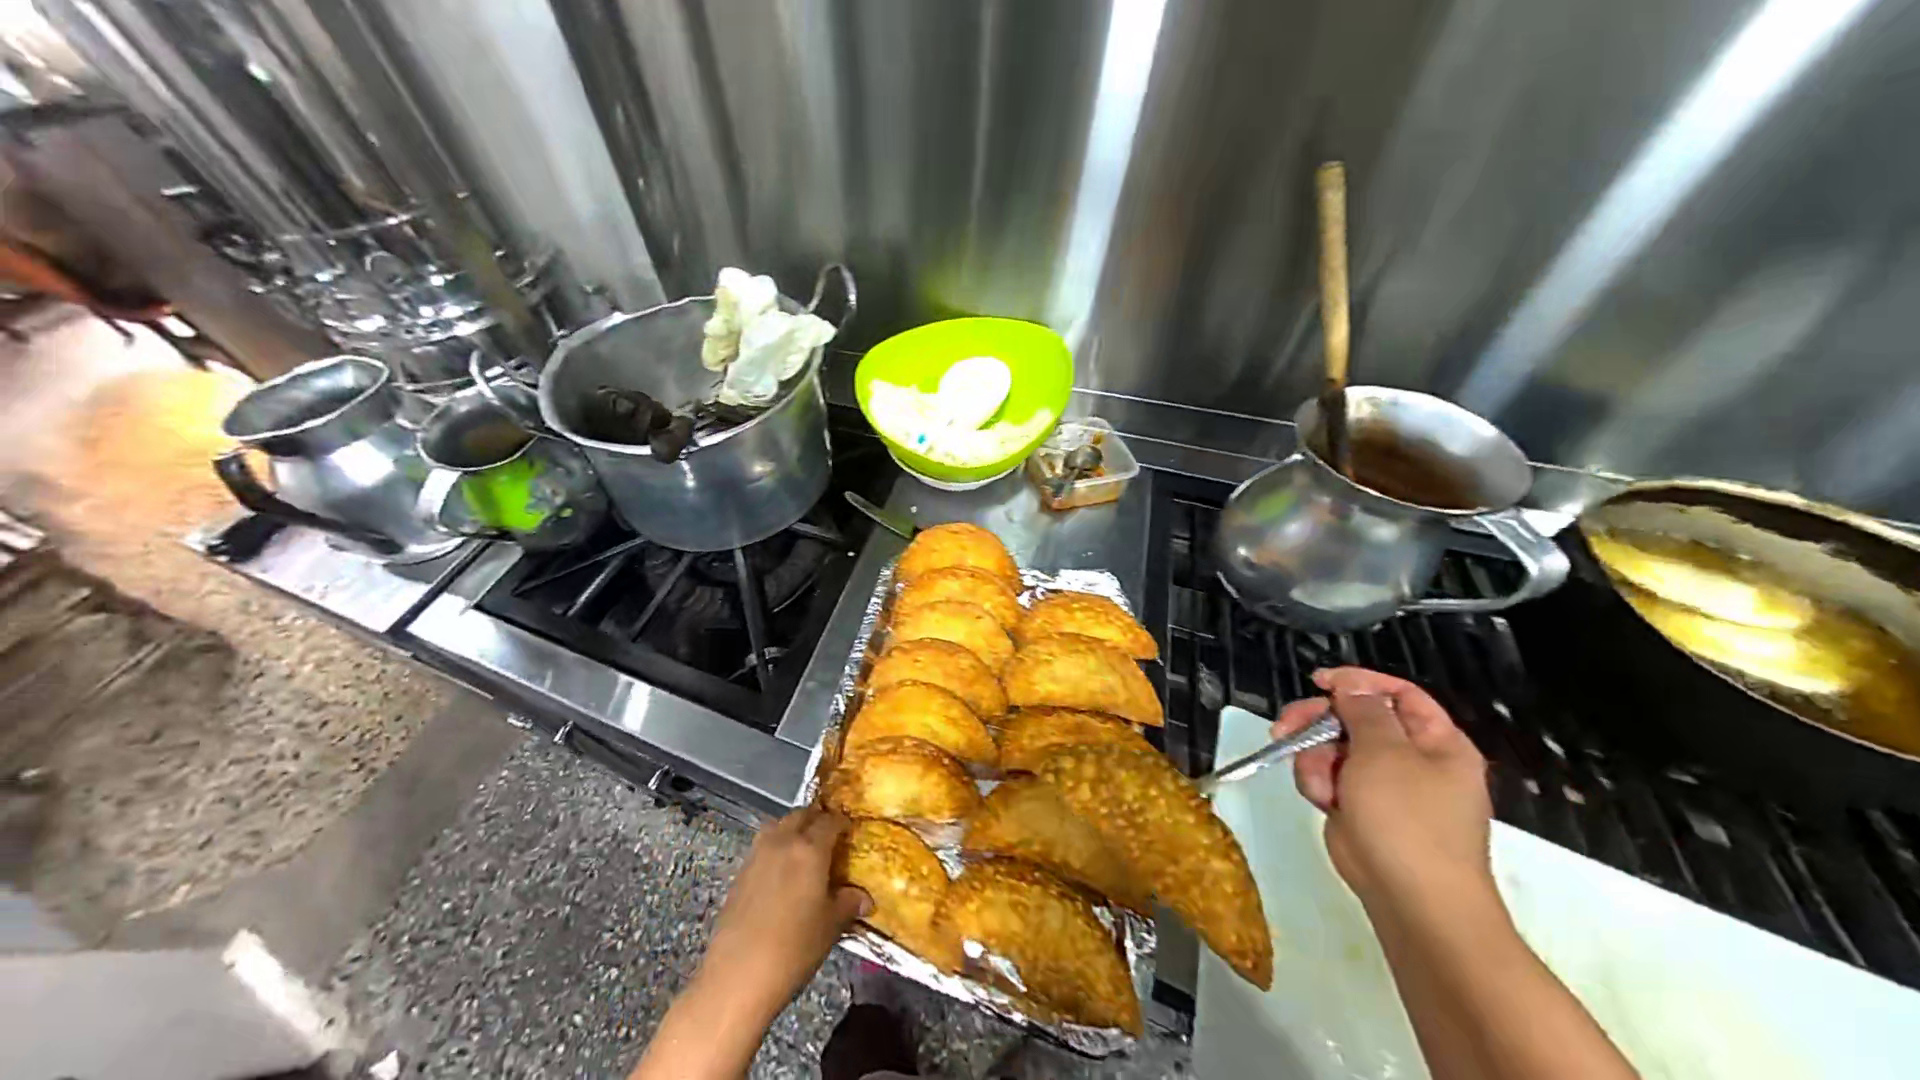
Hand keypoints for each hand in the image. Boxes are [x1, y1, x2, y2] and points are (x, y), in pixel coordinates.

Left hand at [694, 807, 871, 1021]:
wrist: (737, 975)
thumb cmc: (794, 947)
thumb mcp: (831, 925)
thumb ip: (848, 903)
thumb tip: (864, 897)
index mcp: (810, 849)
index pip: (830, 821)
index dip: (843, 823)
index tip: (851, 832)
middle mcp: (782, 842)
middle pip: (802, 815)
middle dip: (818, 819)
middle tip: (830, 836)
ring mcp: (757, 855)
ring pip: (778, 826)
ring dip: (794, 828)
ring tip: (805, 849)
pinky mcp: (740, 873)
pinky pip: (763, 845)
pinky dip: (776, 847)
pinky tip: (782, 872)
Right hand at [1271, 666, 1493, 915]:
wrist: (1411, 898)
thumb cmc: (1407, 818)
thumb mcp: (1385, 751)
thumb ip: (1363, 710)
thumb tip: (1352, 687)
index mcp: (1437, 742)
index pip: (1398, 693)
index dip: (1359, 682)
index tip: (1319, 681)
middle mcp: (1411, 760)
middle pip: (1356, 719)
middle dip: (1319, 722)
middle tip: (1287, 725)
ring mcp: (1383, 786)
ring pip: (1333, 749)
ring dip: (1314, 759)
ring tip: (1317, 783)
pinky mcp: (1357, 807)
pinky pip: (1327, 778)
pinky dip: (1318, 784)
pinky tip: (1321, 800)